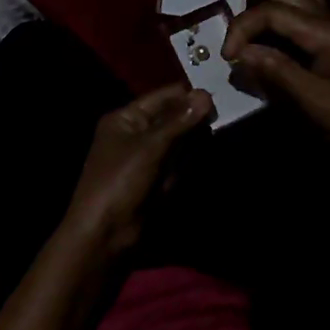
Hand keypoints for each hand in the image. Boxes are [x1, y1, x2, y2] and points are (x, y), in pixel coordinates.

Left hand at [64, 83, 213, 252]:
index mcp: (125, 119)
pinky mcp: (157, 182)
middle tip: (224, 115)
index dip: (187, 95)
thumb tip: (205, 95)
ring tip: (217, 133)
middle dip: (194, 118)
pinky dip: (190, 162)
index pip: (162, 97)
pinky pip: (178, 164)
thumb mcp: (150, 146)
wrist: (104, 235)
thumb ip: (179, 121)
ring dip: (195, 140)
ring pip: (179, 142)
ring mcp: (147, 159)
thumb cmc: (121, 181)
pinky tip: (204, 156)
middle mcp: (136, 134)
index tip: (220, 94)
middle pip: (172, 118)